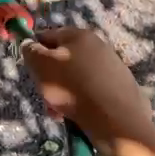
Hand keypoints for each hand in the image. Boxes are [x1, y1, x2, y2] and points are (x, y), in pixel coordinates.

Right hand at [21, 27, 154, 148]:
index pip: (46, 36)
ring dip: (66, 90)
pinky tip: (81, 113)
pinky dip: (85, 99)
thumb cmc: (72, 87)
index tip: (33, 72)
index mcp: (79, 35)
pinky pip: (95, 89)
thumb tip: (30, 45)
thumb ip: (29, 50)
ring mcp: (116, 67)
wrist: (117, 120)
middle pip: (63, 58)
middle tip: (46, 95)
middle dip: (51, 77)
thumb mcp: (39, 65)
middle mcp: (100, 45)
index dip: (35, 53)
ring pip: (78, 76)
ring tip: (61, 110)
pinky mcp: (125, 87)